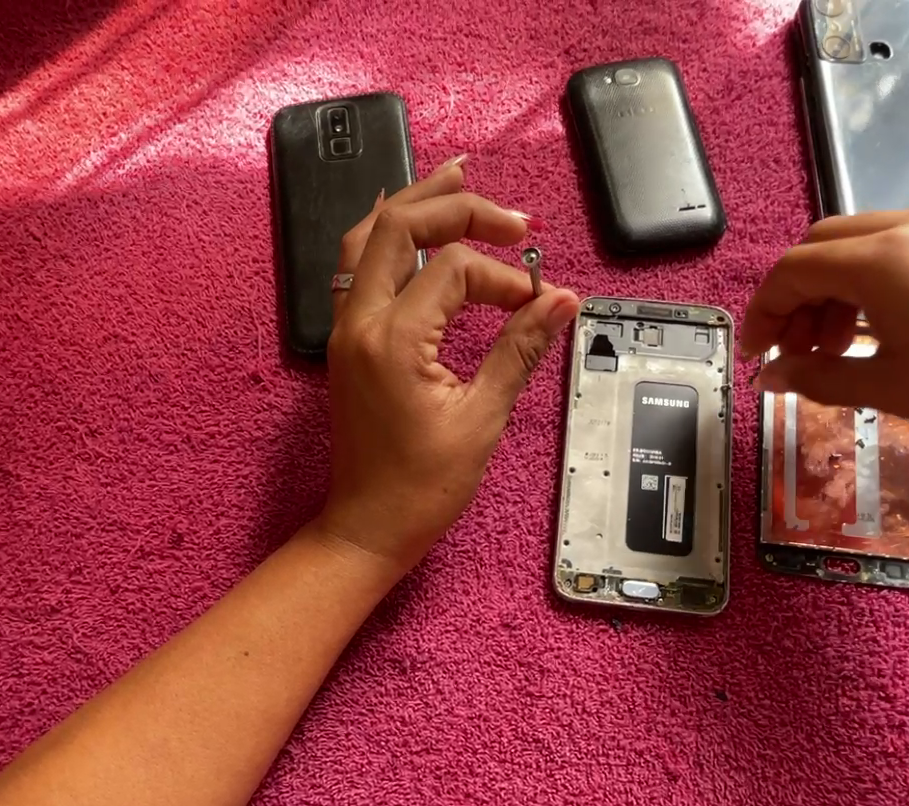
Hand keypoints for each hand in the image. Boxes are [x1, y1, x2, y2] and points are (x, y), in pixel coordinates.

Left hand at [315, 158, 580, 570]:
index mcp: (393, 340)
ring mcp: (345, 329)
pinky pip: (356, 267)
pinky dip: (385, 237)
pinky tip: (410, 223)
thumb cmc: (424, 486)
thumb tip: (563, 300)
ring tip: (458, 177)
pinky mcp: (346, 342)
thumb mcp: (482, 418)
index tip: (533, 305)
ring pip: (367, 237)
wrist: (369, 525)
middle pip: (399, 224)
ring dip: (414, 204)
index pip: (452, 270)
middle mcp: (359, 321)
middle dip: (458, 207)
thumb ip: (520, 350)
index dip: (501, 277)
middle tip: (510, 217)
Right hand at [747, 201, 908, 476]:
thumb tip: (771, 376)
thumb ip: (820, 377)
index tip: (757, 354)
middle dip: (797, 297)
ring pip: (867, 242)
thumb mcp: (895, 389)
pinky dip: (878, 282)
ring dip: (836, 290)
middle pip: (825, 244)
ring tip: (842, 349)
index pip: (793, 269)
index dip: (762, 313)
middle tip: (797, 352)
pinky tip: (889, 329)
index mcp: (886, 259)